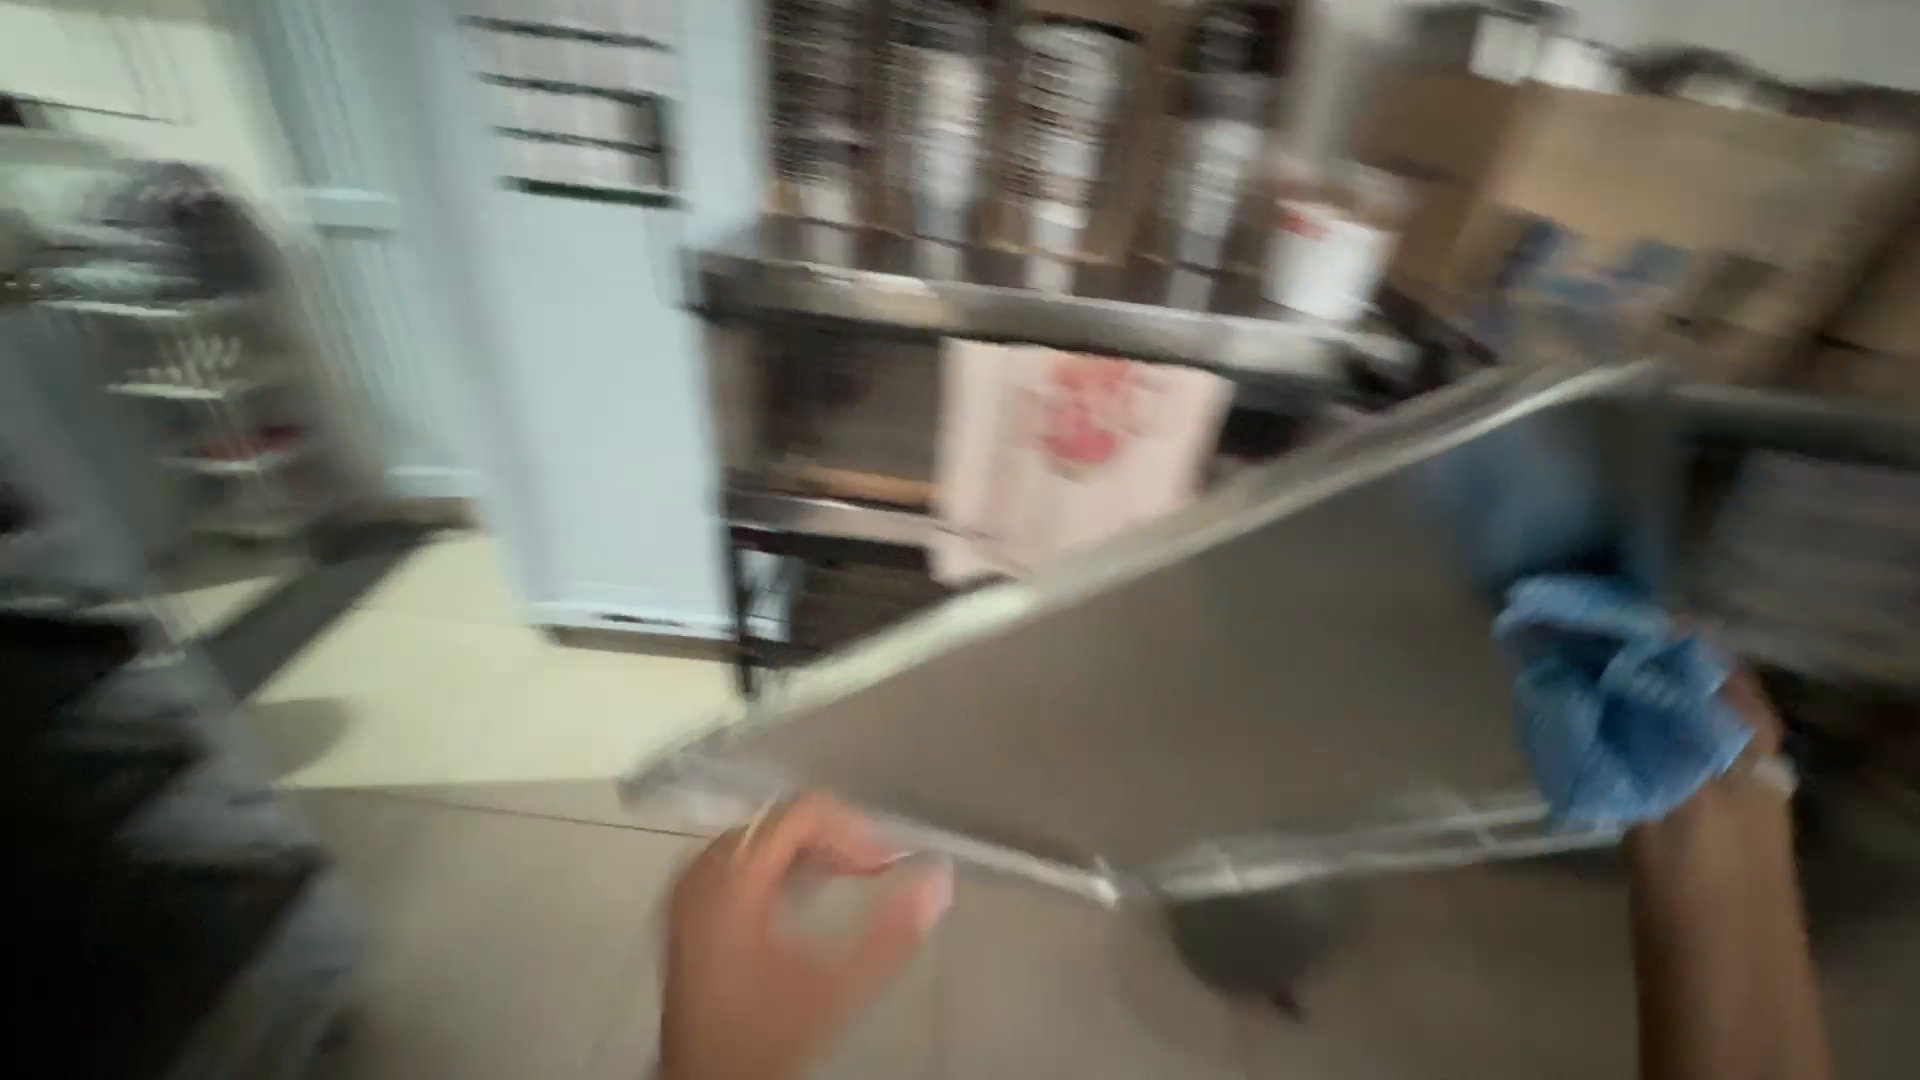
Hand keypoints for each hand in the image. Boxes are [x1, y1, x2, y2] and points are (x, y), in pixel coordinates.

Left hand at [660, 793, 952, 1079]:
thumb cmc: (764, 1035)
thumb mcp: (835, 987)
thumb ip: (891, 931)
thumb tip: (939, 878)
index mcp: (736, 876)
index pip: (801, 811)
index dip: (850, 828)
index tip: (883, 863)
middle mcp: (706, 869)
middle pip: (782, 818)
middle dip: (833, 838)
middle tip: (870, 872)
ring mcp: (690, 886)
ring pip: (763, 835)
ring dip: (808, 850)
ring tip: (845, 880)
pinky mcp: (687, 904)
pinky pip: (742, 855)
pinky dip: (780, 863)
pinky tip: (804, 897)